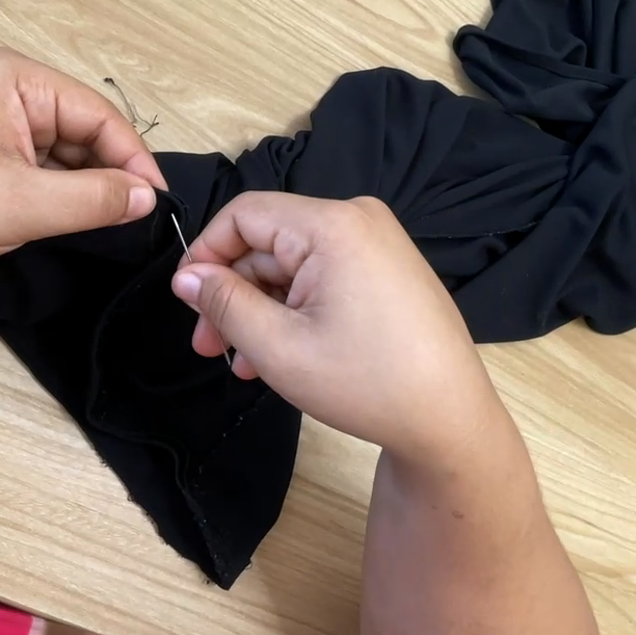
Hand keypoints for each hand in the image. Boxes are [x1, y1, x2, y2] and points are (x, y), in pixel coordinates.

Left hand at [0, 48, 165, 270]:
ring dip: (84, 186)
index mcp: (16, 80)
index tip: (155, 201)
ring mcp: (0, 116)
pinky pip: (45, 164)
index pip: (98, 116)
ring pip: (68, 152)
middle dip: (108, 174)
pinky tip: (68, 217)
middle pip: (86, 131)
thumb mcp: (20, 206)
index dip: (133, 160)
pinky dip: (61, 192)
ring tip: (99, 223)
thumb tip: (146, 198)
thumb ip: (92, 200)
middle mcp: (12, 88)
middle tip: (132, 219)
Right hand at [170, 193, 503, 455]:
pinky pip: (322, 277)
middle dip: (233, 294)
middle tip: (208, 347)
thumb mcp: (278, 346)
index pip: (244, 214)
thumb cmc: (365, 382)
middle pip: (268, 243)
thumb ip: (224, 302)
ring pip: (292, 266)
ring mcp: (376, 245)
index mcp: (332, 224)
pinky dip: (295, 310)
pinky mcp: (385, 270)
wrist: (450, 420)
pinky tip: (277, 355)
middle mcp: (357, 220)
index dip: (206, 253)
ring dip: (261, 310)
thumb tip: (185, 275)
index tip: (187, 301)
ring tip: (243, 364)